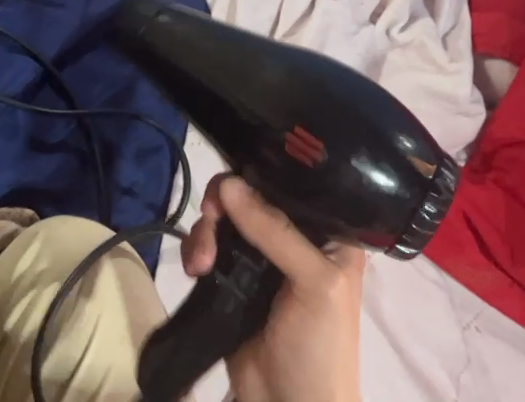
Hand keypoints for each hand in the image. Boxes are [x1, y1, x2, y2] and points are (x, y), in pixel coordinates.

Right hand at [180, 175, 364, 401]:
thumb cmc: (320, 349)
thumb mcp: (315, 284)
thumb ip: (274, 231)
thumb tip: (228, 183)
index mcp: (329, 236)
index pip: (292, 186)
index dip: (258, 177)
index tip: (231, 189)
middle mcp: (296, 241)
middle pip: (250, 198)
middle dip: (223, 207)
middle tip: (210, 223)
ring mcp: (262, 261)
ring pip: (225, 219)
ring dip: (205, 232)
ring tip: (200, 263)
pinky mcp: (233, 279)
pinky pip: (209, 244)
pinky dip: (196, 248)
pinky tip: (195, 268)